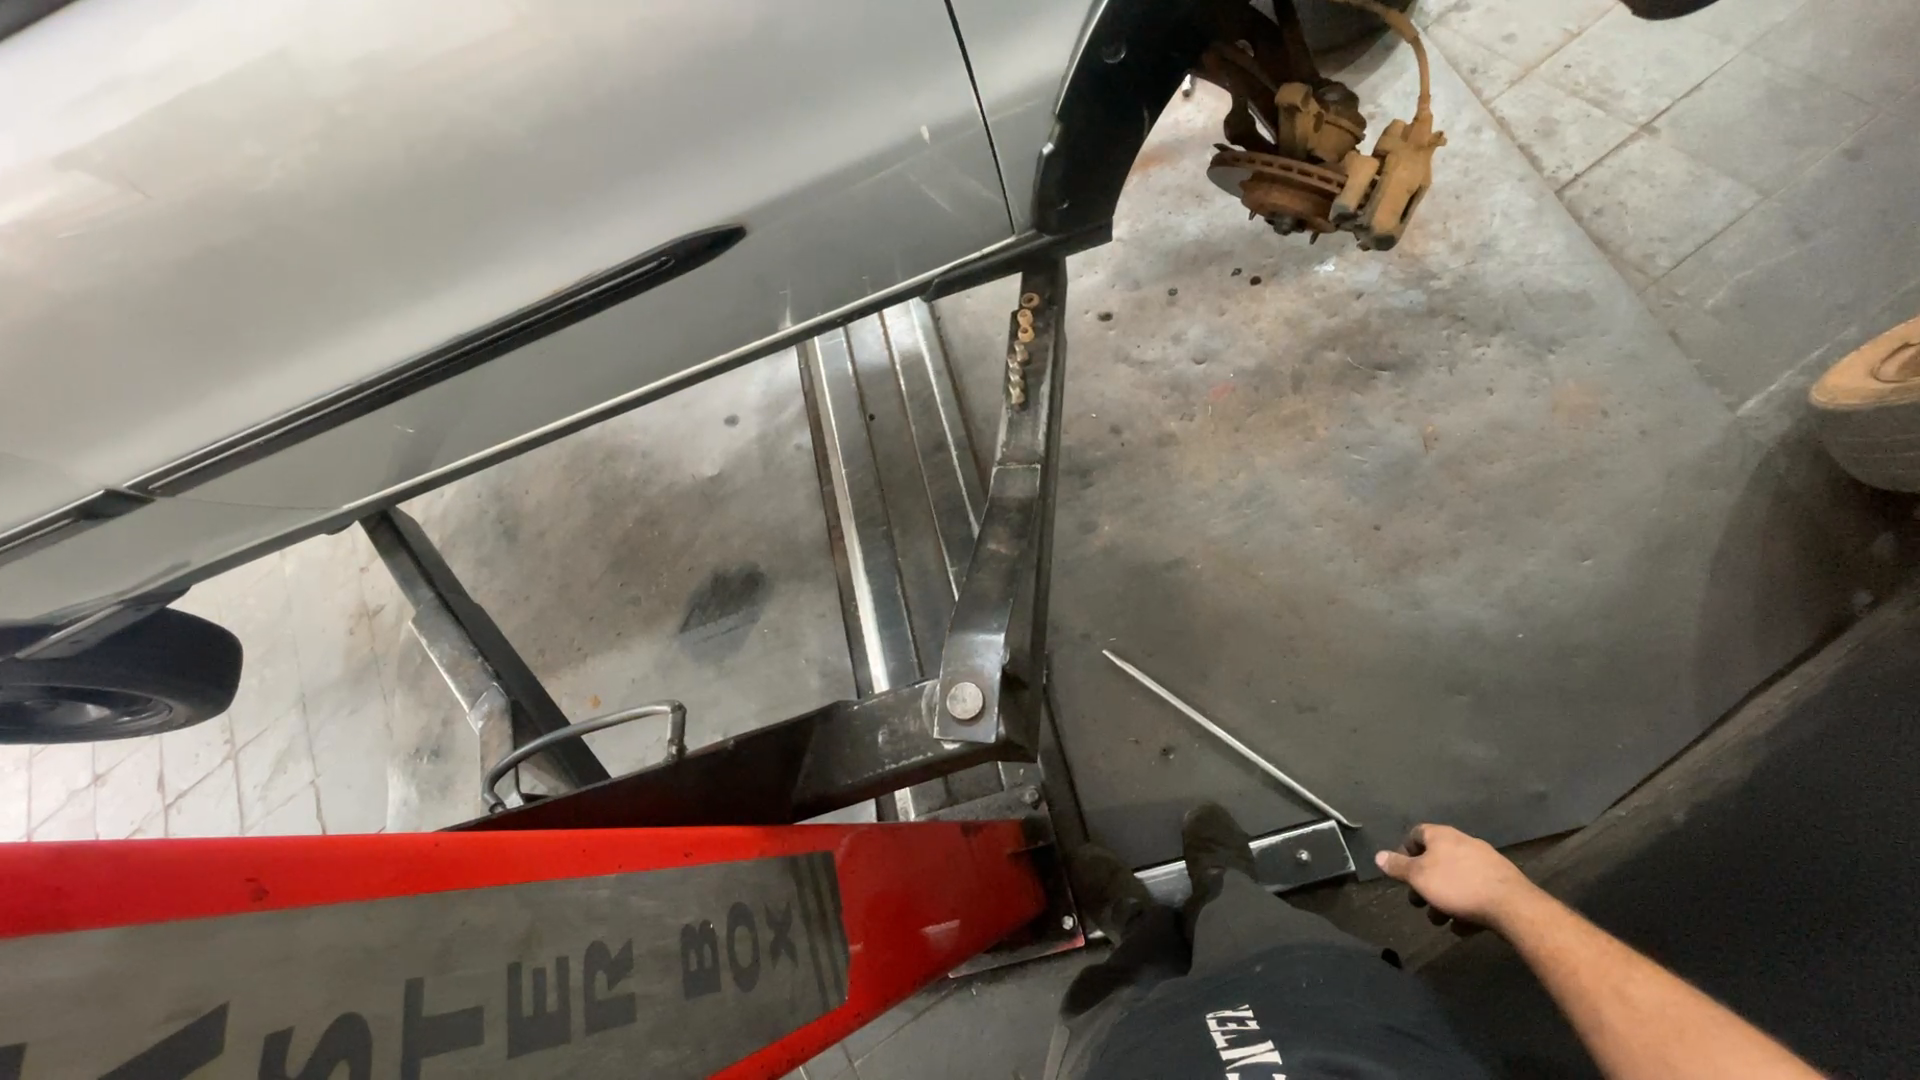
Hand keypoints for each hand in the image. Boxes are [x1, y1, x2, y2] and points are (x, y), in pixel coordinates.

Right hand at [1374, 824, 1543, 931]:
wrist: (1513, 907)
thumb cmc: (1457, 885)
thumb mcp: (1418, 877)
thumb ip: (1397, 866)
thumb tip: (1378, 856)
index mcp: (1442, 836)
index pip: (1417, 834)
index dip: (1405, 851)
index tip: (1402, 872)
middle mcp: (1464, 843)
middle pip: (1436, 860)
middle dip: (1424, 884)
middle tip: (1418, 902)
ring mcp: (1487, 863)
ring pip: (1456, 879)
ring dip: (1444, 900)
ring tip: (1440, 921)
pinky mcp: (1503, 884)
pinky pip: (1476, 893)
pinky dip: (1466, 907)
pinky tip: (1462, 927)